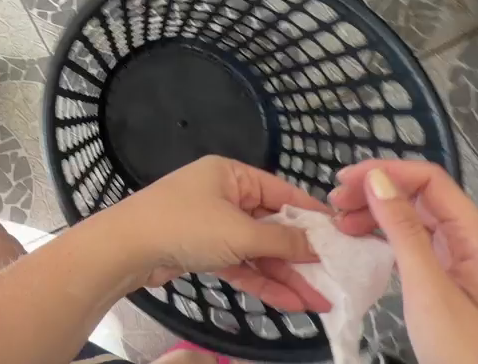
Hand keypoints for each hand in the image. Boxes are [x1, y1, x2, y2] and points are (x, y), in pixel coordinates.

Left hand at [100, 155, 333, 314]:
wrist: (130, 247)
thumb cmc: (186, 225)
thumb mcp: (240, 232)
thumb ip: (282, 241)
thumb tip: (318, 245)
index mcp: (229, 174)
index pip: (281, 190)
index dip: (314, 216)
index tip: (347, 240)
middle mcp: (222, 193)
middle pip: (272, 223)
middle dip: (303, 254)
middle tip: (340, 281)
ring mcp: (213, 222)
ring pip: (259, 249)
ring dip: (288, 275)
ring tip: (323, 302)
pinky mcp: (204, 249)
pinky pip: (242, 264)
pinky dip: (264, 282)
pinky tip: (293, 304)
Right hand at [330, 160, 477, 363]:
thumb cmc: (466, 356)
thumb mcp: (430, 292)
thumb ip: (403, 231)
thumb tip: (376, 177)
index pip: (433, 182)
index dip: (388, 172)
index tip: (344, 182)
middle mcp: (474, 247)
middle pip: (422, 198)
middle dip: (376, 192)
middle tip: (333, 205)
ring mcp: (463, 268)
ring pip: (415, 221)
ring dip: (375, 214)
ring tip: (340, 224)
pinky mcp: (450, 286)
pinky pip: (414, 246)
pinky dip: (384, 238)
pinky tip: (361, 243)